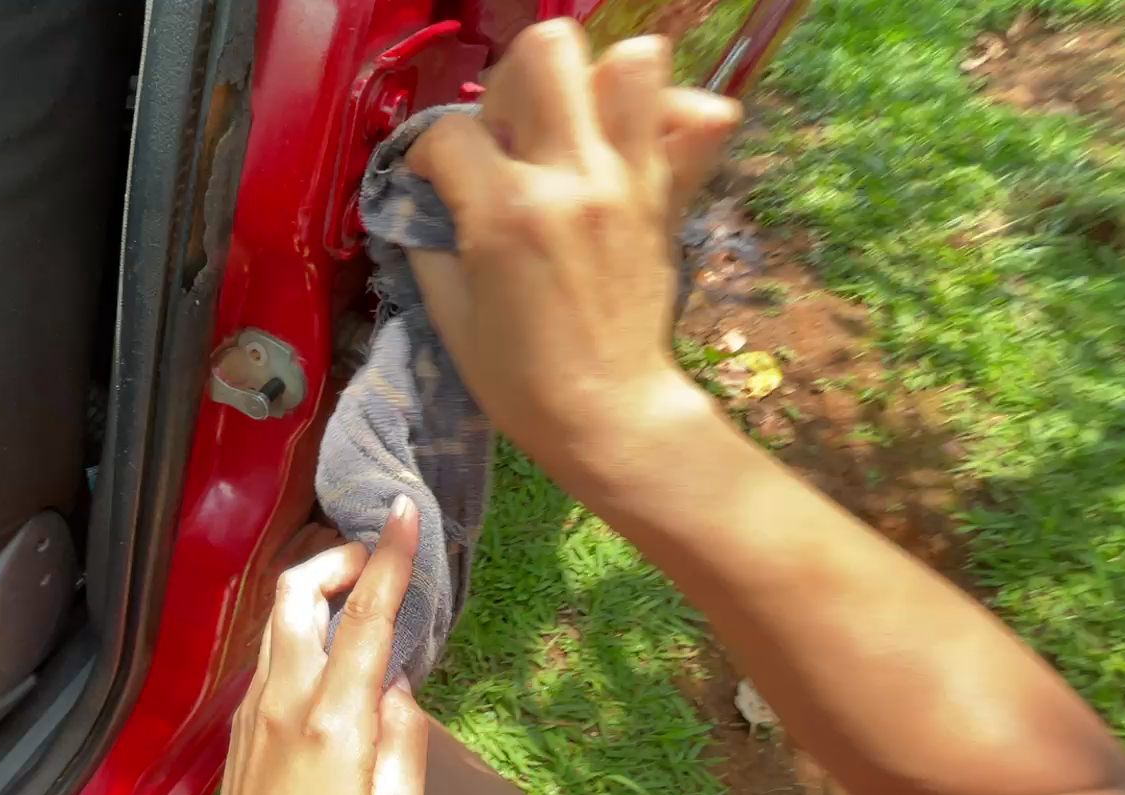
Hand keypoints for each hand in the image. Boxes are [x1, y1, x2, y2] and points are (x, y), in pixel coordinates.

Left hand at [181, 496, 430, 794]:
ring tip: (357, 595)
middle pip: (295, 592)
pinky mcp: (242, 719)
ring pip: (278, 615)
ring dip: (315, 587)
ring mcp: (255, 704)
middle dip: (336, 559)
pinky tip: (329, 650)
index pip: (364, 617)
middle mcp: (284, 696)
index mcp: (331, 720)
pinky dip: (301, 624)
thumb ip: (402, 736)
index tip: (404, 512)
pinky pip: (272, 648)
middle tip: (375, 563)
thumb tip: (394, 680)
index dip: (388, 559)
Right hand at [405, 22, 740, 482]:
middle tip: (503, 139)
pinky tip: (630, 150)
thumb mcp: (451, 320)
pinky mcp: (669, 196)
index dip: (426, 152)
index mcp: (504, 214)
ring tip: (566, 137)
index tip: (428, 179)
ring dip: (590, 87)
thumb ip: (431, 251)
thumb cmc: (516, 381)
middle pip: (546, 51)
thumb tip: (423, 213)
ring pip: (632, 61)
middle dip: (509, 86)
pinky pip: (701, 116)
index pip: (451, 132)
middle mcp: (571, 177)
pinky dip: (667, 118)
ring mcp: (630, 180)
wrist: (605, 412)